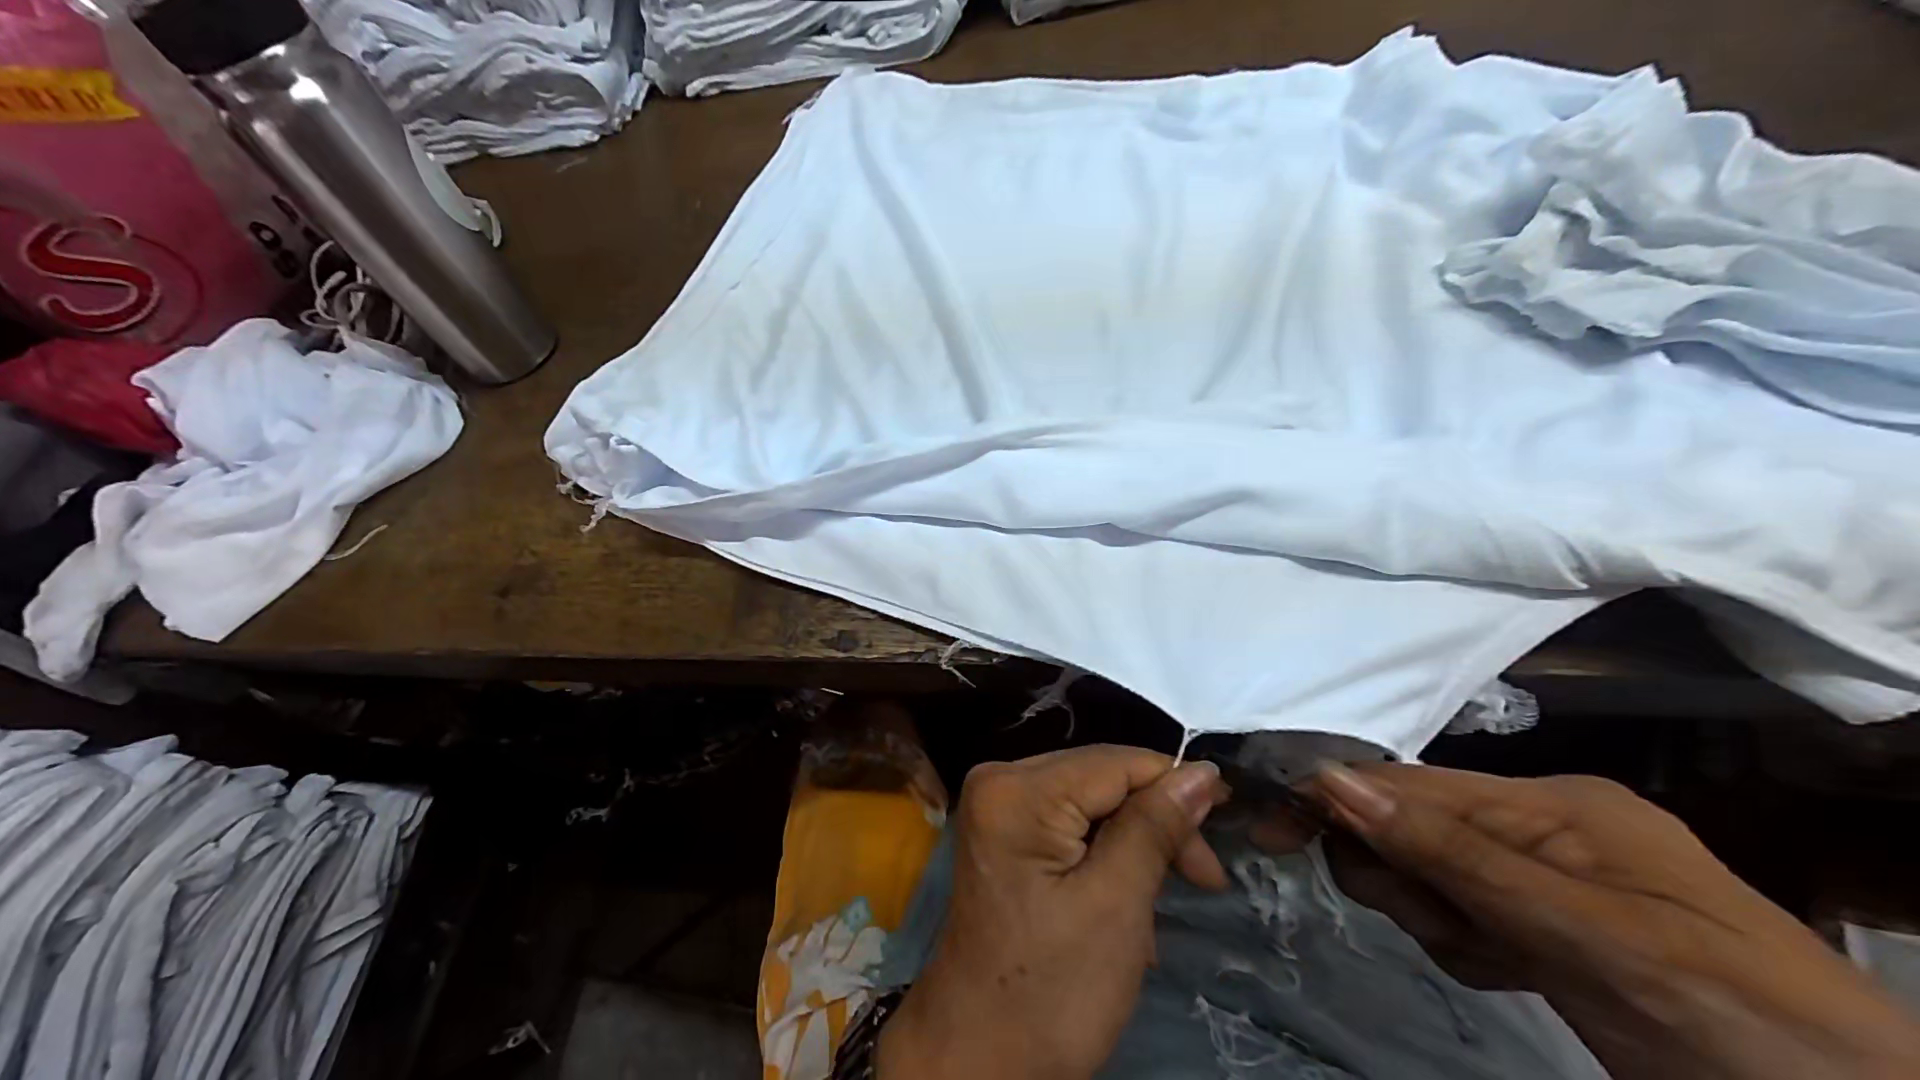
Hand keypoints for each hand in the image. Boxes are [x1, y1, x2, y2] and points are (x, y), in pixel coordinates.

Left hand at [877, 746, 1229, 1079]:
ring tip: (1163, 900)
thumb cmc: (1051, 991)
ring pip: (1090, 801)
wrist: (976, 1060)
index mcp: (1018, 789)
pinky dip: (1104, 855)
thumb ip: (1156, 827)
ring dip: (1136, 843)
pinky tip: (1126, 900)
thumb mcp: (1117, 904)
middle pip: (1102, 778)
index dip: (1176, 788)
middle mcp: (1000, 780)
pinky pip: (1067, 823)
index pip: (1117, 762)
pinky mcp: (1001, 835)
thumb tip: (1201, 771)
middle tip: (1204, 878)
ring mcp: (996, 807)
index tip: (1222, 830)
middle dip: (1157, 820)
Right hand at [1300, 763, 1919, 1079]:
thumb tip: (1333, 780)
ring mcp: (1540, 879)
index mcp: (1553, 805)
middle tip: (1453, 935)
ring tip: (1499, 964)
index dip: (1336, 799)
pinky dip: (1462, 946)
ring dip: (1436, 921)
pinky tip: (1513, 976)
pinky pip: (1456, 916)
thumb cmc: (1739, 1020)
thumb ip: (1454, 855)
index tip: (1268, 826)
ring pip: (1425, 876)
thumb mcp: (1592, 937)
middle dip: (1404, 879)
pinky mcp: (1540, 926)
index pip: (1410, 785)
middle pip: (1410, 828)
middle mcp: (1538, 827)